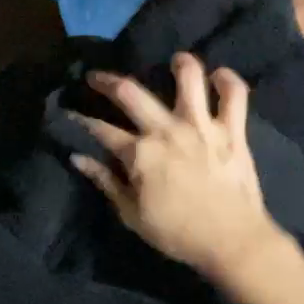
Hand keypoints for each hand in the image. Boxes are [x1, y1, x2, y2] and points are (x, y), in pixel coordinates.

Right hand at [70, 54, 281, 276]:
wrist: (232, 242)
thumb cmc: (177, 234)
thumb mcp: (131, 215)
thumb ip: (106, 182)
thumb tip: (79, 158)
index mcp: (139, 154)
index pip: (100, 129)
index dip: (79, 120)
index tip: (69, 113)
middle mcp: (167, 131)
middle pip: (131, 93)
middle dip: (107, 81)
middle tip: (97, 77)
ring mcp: (202, 127)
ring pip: (189, 79)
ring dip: (180, 64)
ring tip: (175, 61)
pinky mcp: (233, 131)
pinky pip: (235, 96)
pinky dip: (228, 81)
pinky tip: (219, 77)